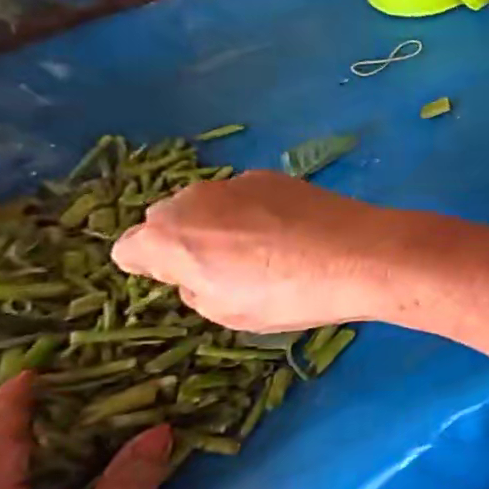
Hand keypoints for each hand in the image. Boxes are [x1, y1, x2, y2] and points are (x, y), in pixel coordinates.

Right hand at [112, 170, 390, 331]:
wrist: (359, 254)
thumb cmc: (286, 295)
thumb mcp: (227, 313)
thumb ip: (194, 289)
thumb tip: (195, 274)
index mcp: (168, 237)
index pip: (128, 249)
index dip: (150, 268)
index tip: (179, 280)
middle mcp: (192, 199)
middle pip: (167, 220)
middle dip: (183, 241)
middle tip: (225, 270)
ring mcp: (235, 181)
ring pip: (209, 204)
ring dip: (221, 224)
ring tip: (265, 253)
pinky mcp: (273, 175)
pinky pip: (246, 196)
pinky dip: (255, 212)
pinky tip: (290, 233)